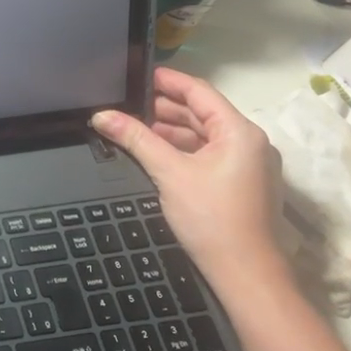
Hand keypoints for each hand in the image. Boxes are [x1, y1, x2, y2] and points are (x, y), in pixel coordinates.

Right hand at [91, 68, 285, 294]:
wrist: (246, 275)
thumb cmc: (212, 218)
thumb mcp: (168, 172)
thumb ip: (135, 138)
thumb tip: (101, 115)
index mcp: (240, 132)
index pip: (199, 92)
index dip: (167, 80)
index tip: (136, 75)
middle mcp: (250, 142)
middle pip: (202, 112)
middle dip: (163, 107)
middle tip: (126, 102)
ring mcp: (248, 164)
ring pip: (203, 134)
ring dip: (170, 129)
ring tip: (133, 126)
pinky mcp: (242, 183)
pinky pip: (208, 153)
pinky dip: (182, 148)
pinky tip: (154, 151)